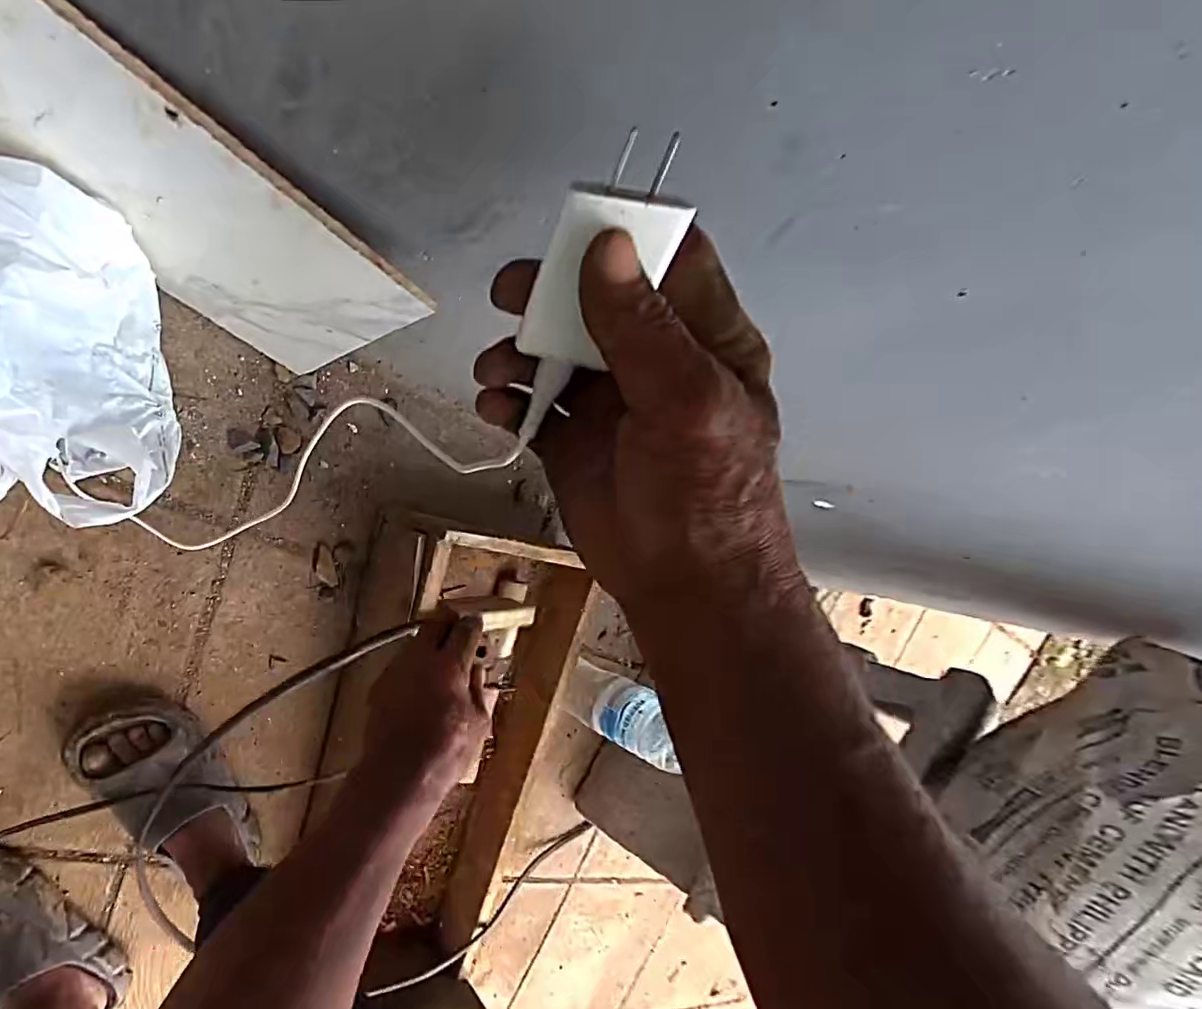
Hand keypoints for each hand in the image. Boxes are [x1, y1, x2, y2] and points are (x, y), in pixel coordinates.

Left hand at [360, 614, 492, 797]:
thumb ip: (480, 692)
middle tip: (459, 633)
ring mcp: (396, 671)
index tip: (477, 626)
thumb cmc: (443, 752)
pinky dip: (412, 669)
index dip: (474, 625)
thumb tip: (481, 677)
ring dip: (428, 646)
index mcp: (449, 665)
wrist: (398, 774)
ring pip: (414, 643)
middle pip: (434, 624)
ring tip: (441, 664)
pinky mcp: (379, 687)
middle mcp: (419, 660)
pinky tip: (421, 688)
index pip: (465, 629)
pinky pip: (400, 666)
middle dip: (449, 624)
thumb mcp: (479, 723)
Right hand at [473, 227, 795, 612]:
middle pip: (594, 302)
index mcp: (701, 339)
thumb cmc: (704, 492)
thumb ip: (643, 326)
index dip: (625, 238)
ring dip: (518, 351)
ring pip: (554, 353)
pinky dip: (509, 400)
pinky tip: (497, 407)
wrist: (683, 583)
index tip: (575, 232)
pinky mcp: (572, 443)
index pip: (668, 262)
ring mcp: (609, 404)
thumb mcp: (686, 400)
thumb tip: (605, 248)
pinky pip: (533, 406)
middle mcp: (652, 362)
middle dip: (550, 294)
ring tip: (497, 367)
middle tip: (511, 293)